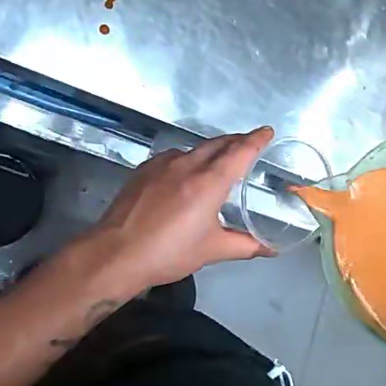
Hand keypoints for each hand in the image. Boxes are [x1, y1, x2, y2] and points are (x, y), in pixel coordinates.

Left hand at [75, 128, 275, 297]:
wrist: (116, 254)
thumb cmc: (169, 253)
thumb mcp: (212, 250)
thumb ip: (244, 245)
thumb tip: (270, 249)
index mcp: (209, 182)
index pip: (240, 152)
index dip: (256, 140)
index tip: (267, 131)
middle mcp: (187, 165)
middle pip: (218, 144)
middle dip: (236, 141)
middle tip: (248, 144)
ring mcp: (162, 165)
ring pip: (194, 149)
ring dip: (211, 150)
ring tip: (218, 161)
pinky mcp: (144, 170)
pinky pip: (173, 157)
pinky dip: (188, 159)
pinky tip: (185, 174)